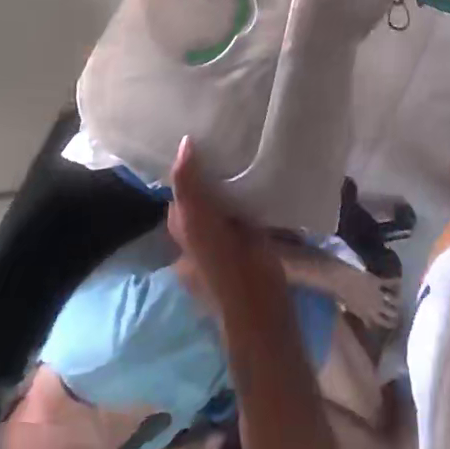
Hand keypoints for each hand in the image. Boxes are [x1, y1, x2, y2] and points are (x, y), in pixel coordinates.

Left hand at [167, 137, 288, 319]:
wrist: (261, 310)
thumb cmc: (226, 268)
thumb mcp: (200, 224)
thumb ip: (189, 187)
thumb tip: (185, 143)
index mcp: (182, 230)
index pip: (181, 189)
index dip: (189, 165)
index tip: (207, 137)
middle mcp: (199, 236)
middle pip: (204, 195)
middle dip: (215, 172)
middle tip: (234, 141)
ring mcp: (226, 242)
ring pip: (226, 203)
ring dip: (235, 185)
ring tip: (252, 153)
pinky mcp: (251, 244)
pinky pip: (249, 212)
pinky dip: (254, 197)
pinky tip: (268, 181)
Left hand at [327, 264, 400, 328]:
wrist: (341, 281)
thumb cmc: (342, 295)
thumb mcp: (351, 309)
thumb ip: (361, 315)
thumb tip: (365, 320)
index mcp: (367, 315)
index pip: (380, 323)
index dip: (388, 324)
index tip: (392, 324)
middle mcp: (375, 307)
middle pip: (390, 314)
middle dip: (396, 315)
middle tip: (400, 314)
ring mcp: (377, 295)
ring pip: (393, 301)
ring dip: (397, 301)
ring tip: (401, 300)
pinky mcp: (377, 282)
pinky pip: (389, 283)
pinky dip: (395, 282)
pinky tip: (400, 281)